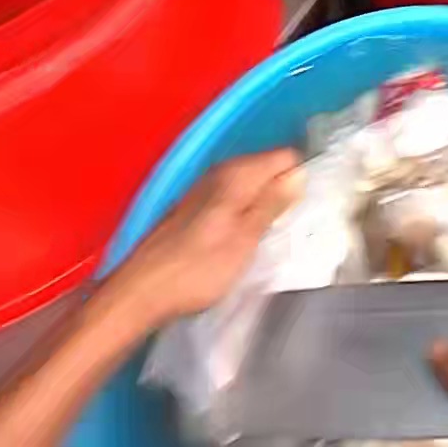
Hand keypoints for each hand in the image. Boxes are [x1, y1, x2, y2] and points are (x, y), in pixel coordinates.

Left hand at [105, 149, 303, 326]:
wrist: (141, 290)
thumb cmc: (198, 268)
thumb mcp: (245, 240)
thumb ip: (272, 203)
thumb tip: (299, 174)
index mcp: (238, 174)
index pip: (285, 156)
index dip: (299, 178)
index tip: (306, 208)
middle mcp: (223, 171)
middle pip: (268, 168)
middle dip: (283, 191)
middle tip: (291, 227)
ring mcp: (207, 187)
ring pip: (251, 184)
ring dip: (264, 203)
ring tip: (270, 237)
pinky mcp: (197, 205)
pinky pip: (234, 196)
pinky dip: (245, 211)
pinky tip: (244, 239)